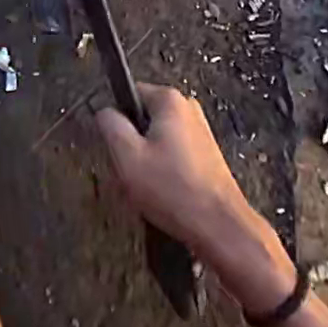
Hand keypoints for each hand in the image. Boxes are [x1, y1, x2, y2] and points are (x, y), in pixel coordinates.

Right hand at [96, 83, 288, 300]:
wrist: (223, 230)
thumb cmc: (174, 191)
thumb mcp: (126, 155)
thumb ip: (109, 124)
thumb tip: (105, 112)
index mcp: (169, 100)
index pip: (128, 95)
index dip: (118, 122)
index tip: (121, 148)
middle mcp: (188, 109)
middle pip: (143, 118)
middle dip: (134, 144)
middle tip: (134, 171)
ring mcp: (201, 133)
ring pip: (157, 140)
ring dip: (149, 161)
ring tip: (151, 187)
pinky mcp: (207, 156)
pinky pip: (173, 156)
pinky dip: (166, 172)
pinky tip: (167, 194)